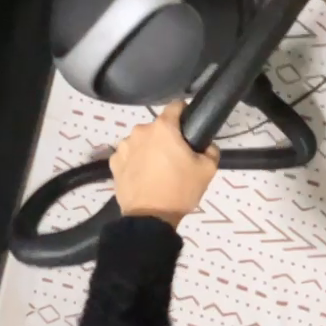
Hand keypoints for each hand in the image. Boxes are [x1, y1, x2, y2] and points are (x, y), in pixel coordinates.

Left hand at [109, 101, 219, 226]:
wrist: (150, 219)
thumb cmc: (180, 190)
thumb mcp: (207, 170)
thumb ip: (211, 149)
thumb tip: (205, 145)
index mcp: (163, 127)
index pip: (176, 106)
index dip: (185, 113)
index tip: (190, 126)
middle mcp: (140, 131)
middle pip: (158, 127)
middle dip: (167, 138)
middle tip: (177, 158)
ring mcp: (124, 146)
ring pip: (142, 141)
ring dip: (149, 149)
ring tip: (158, 170)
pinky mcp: (113, 163)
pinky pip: (129, 155)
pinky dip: (136, 161)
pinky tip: (143, 177)